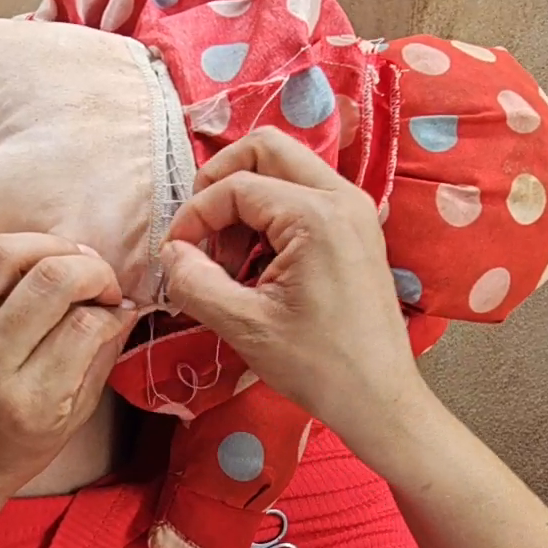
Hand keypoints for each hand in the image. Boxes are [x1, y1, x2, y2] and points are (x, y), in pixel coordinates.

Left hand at [0, 233, 139, 508]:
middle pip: (50, 280)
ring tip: (66, 260)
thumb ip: (102, 356)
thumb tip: (126, 303)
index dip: (112, 306)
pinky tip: (19, 260)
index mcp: (31, 399)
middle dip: (91, 269)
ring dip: (47, 245)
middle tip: (100, 282)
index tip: (118, 307)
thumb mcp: (77, 416)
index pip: (85, 324)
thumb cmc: (24, 446)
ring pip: (3, 253)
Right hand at [162, 128, 428, 442]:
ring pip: (284, 171)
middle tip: (200, 234)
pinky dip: (268, 220)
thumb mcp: (244, 326)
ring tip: (229, 264)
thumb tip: (169, 254)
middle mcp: (341, 197)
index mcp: (316, 215)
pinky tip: (256, 269)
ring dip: (244, 204)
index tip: (173, 255)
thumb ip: (196, 283)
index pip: (235, 187)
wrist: (377, 397)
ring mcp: (353, 210)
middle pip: (265, 150)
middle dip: (220, 184)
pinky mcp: (355, 230)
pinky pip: (301, 198)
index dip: (194, 216)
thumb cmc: (316, 365)